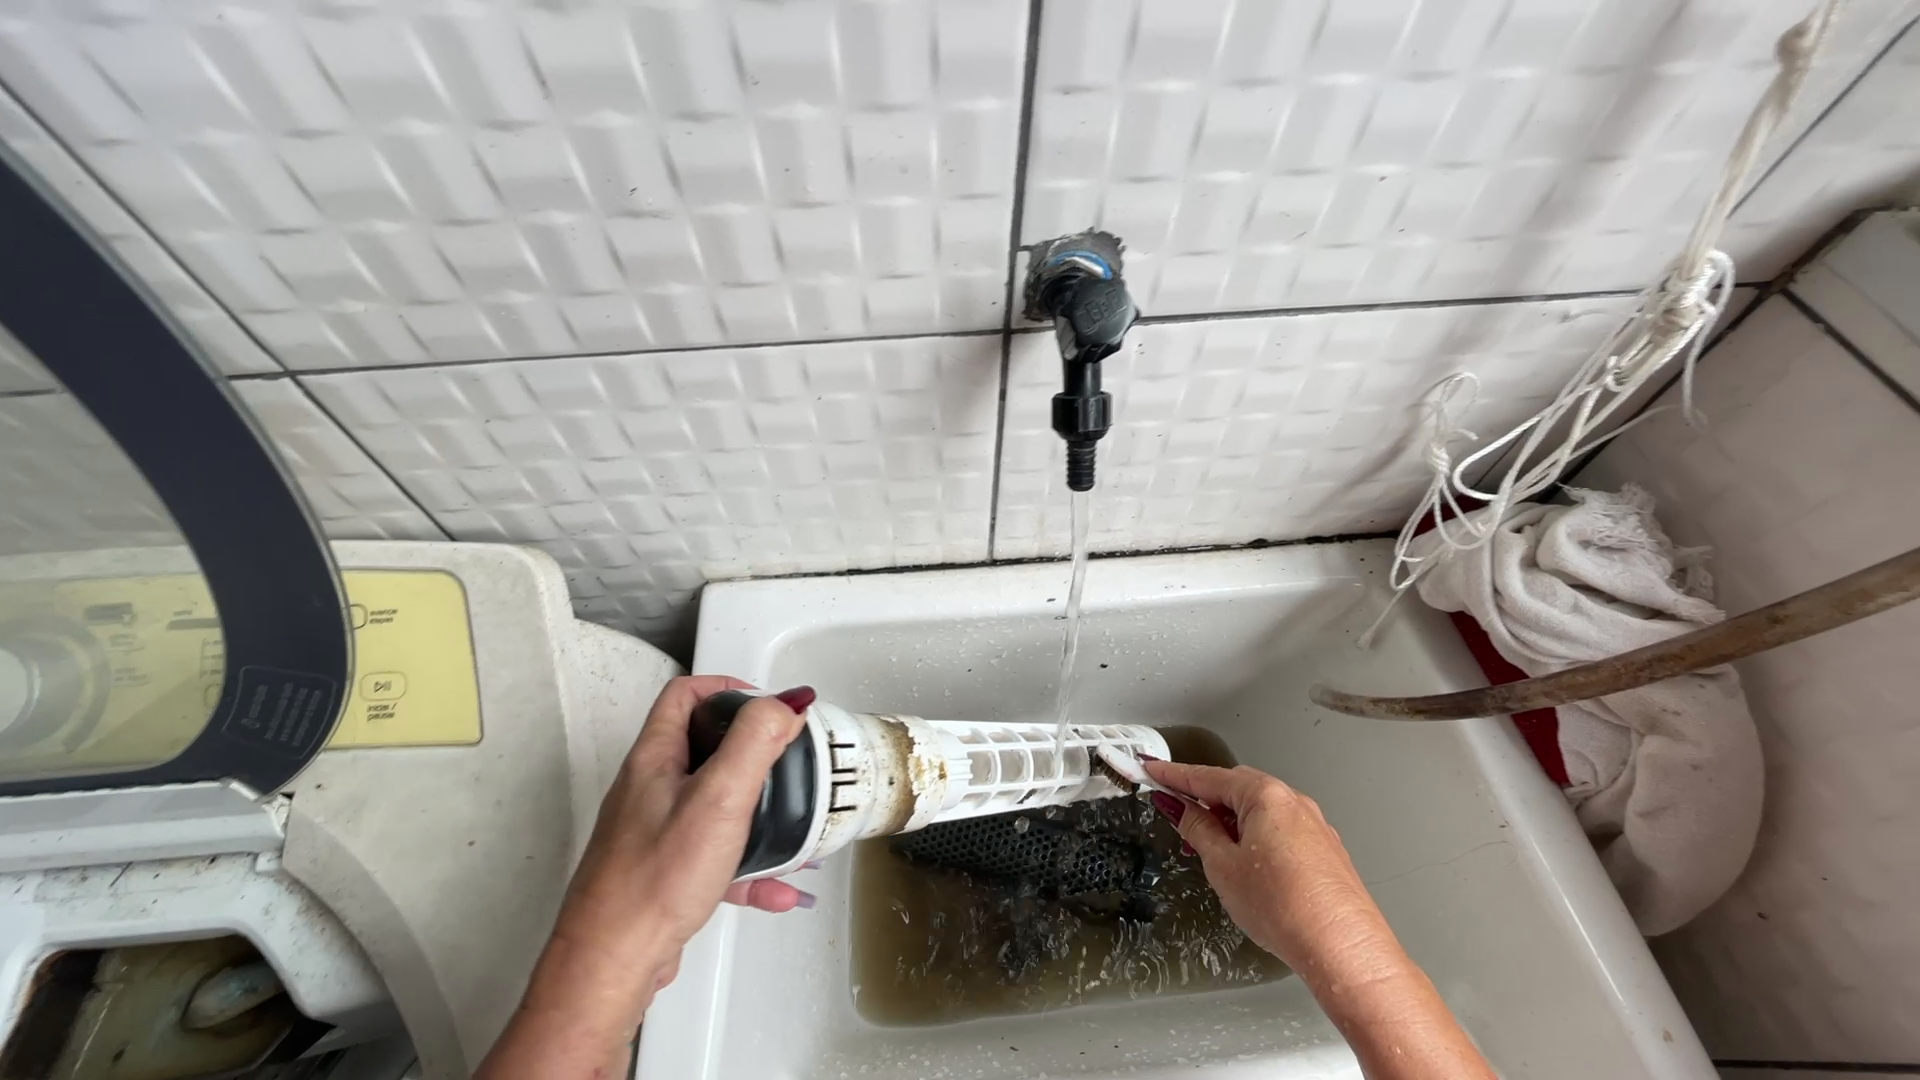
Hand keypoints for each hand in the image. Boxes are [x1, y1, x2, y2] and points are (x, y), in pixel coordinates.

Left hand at [479, 677, 815, 1078]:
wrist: (611, 967)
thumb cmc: (655, 881)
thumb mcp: (719, 796)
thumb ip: (755, 741)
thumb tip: (787, 702)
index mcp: (655, 760)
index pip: (685, 695)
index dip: (728, 688)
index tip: (769, 705)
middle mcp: (650, 790)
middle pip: (704, 745)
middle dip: (753, 748)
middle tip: (789, 757)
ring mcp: (655, 833)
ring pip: (715, 803)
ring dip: (758, 808)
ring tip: (794, 821)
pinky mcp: (665, 873)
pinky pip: (718, 855)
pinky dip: (752, 864)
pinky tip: (781, 887)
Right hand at [1141, 761, 1393, 974]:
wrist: (1345, 950)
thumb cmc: (1282, 906)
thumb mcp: (1222, 866)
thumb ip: (1197, 829)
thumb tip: (1179, 807)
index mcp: (1265, 796)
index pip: (1207, 777)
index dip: (1174, 775)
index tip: (1151, 769)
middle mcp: (1293, 802)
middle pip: (1236, 788)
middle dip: (1205, 799)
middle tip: (1178, 815)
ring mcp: (1314, 826)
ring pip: (1260, 810)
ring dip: (1232, 821)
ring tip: (1213, 851)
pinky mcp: (1326, 851)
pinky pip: (1281, 829)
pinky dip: (1256, 836)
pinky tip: (1249, 865)